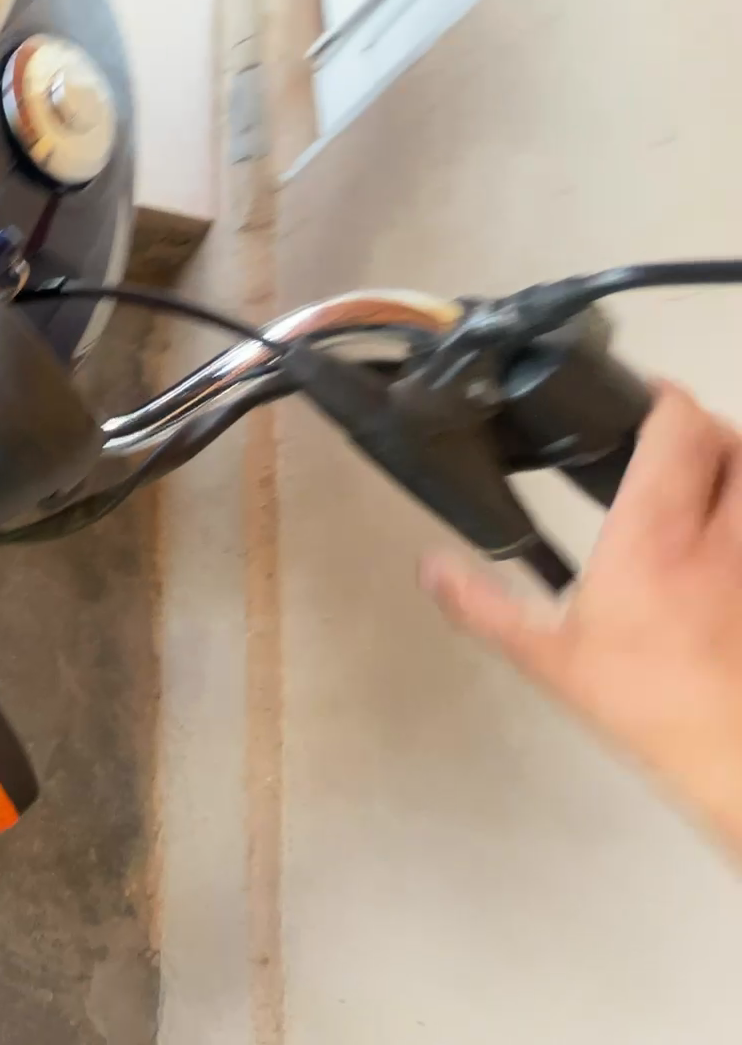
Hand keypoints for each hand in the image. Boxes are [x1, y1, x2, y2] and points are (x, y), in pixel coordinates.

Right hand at [422, 385, 741, 852]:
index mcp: (654, 542)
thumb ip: (479, 603)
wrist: (735, 748)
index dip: (667, 404)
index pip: (681, 442)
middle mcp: (727, 539)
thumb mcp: (540, 653)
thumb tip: (430, 567)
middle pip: (740, 447)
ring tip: (710, 466)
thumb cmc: (641, 699)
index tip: (646, 393)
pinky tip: (723, 521)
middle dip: (712, 426)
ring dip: (737, 461)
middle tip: (674, 429)